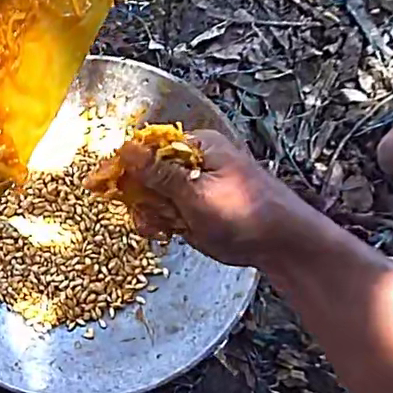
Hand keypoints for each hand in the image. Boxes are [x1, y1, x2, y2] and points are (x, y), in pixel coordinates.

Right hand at [116, 129, 325, 267]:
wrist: (278, 245)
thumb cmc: (245, 213)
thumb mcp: (196, 192)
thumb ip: (158, 173)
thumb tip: (125, 148)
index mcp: (196, 146)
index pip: (147, 147)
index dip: (128, 167)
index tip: (113, 186)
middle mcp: (190, 163)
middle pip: (144, 174)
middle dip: (143, 197)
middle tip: (156, 214)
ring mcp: (188, 188)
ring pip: (149, 197)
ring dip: (151, 214)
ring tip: (169, 227)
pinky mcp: (188, 210)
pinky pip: (160, 213)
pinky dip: (159, 224)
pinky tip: (168, 233)